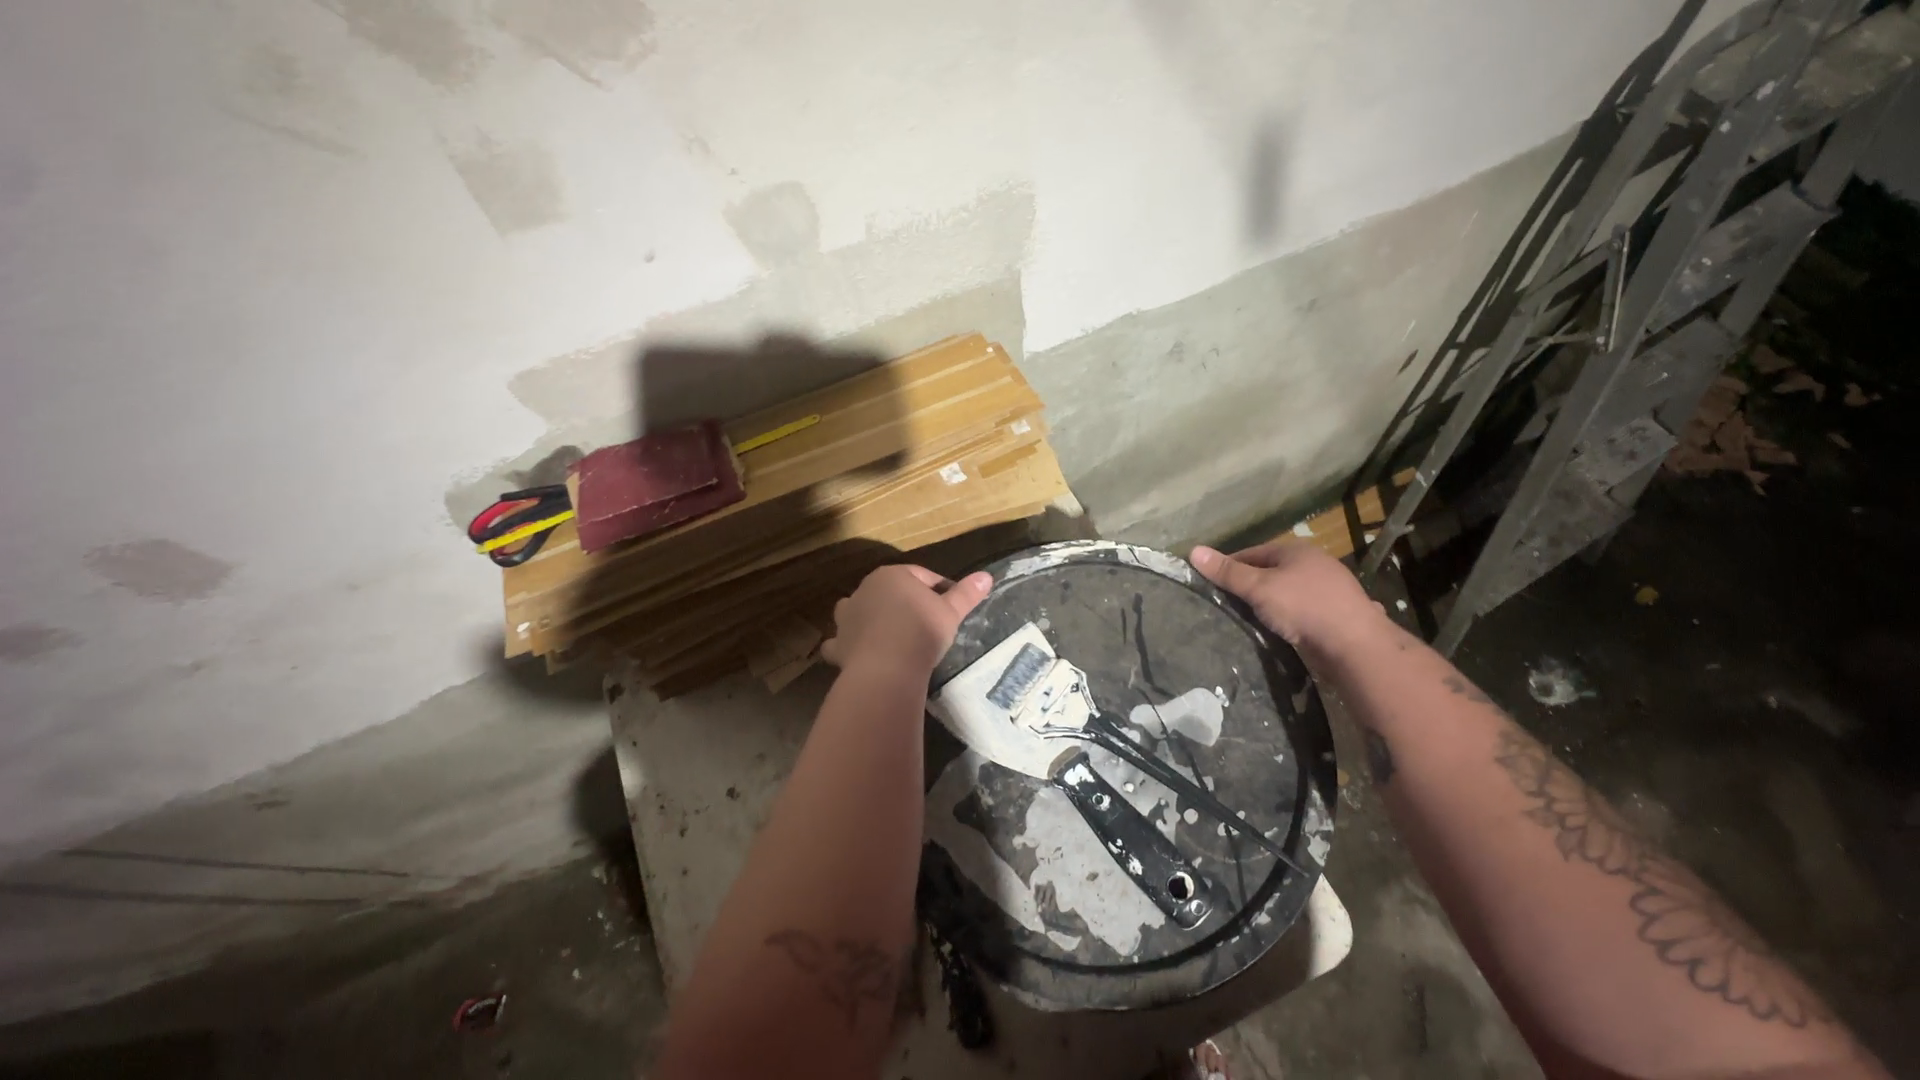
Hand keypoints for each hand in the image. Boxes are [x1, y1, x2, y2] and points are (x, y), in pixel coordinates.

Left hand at [822, 565, 993, 672]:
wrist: (887, 667)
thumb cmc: (921, 631)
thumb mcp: (951, 612)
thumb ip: (967, 593)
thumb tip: (987, 576)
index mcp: (892, 575)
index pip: (921, 576)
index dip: (938, 590)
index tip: (951, 607)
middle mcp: (864, 590)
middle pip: (888, 591)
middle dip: (903, 603)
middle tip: (924, 623)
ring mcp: (846, 617)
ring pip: (857, 610)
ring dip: (868, 617)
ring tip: (888, 635)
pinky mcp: (838, 644)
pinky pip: (839, 642)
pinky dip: (845, 646)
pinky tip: (855, 654)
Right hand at [1190, 542, 1387, 656]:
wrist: (1354, 645)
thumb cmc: (1303, 607)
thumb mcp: (1259, 587)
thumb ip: (1227, 572)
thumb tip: (1193, 550)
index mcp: (1297, 551)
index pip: (1252, 552)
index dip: (1229, 566)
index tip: (1210, 584)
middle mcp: (1314, 565)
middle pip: (1270, 572)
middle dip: (1248, 586)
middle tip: (1224, 605)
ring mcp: (1327, 590)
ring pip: (1285, 593)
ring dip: (1266, 604)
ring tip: (1245, 620)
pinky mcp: (1333, 615)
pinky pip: (1299, 612)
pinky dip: (1284, 618)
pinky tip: (1274, 631)